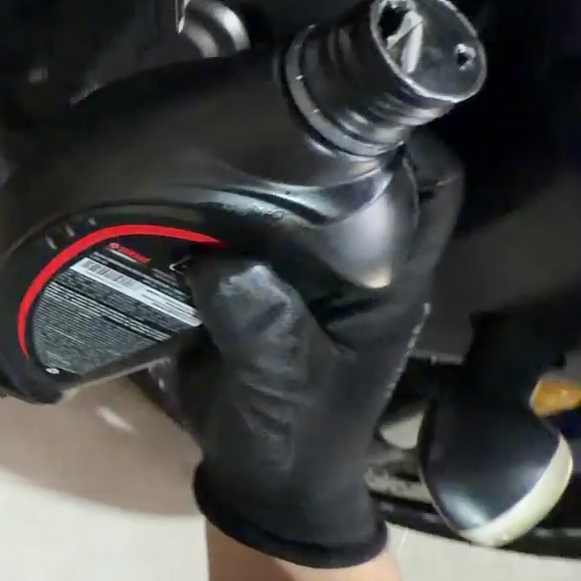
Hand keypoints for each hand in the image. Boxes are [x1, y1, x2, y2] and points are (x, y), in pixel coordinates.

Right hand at [177, 142, 461, 567]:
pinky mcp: (244, 290)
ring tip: (186, 155)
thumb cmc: (293, 431)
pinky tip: (159, 208)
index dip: (393, 139)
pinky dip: (198, 224)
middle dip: (298, 148)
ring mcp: (291, 277)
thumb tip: (211, 261)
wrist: (259, 475)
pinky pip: (225, 244)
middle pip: (341, 183)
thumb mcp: (283, 380)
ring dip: (238, 185)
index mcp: (386, 277)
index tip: (327, 105)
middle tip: (232, 119)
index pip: (421, 185)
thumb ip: (259, 323)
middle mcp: (346, 264)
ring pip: (277, 211)